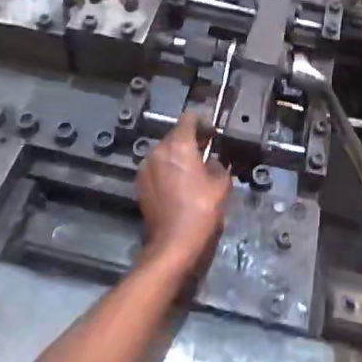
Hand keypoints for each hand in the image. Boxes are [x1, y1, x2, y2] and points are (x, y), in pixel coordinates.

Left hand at [136, 112, 230, 273]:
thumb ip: (218, 164)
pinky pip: (156, 167)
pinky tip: (178, 185)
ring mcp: (145, 167)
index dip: (202, 122)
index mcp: (179, 145)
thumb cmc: (201, 210)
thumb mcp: (221, 184)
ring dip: (177, 156)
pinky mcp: (139, 183)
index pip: (189, 118)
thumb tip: (212, 160)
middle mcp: (158, 150)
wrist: (173, 243)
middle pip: (175, 135)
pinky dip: (166, 170)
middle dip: (190, 141)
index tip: (212, 134)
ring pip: (164, 152)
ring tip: (191, 171)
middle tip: (206, 153)